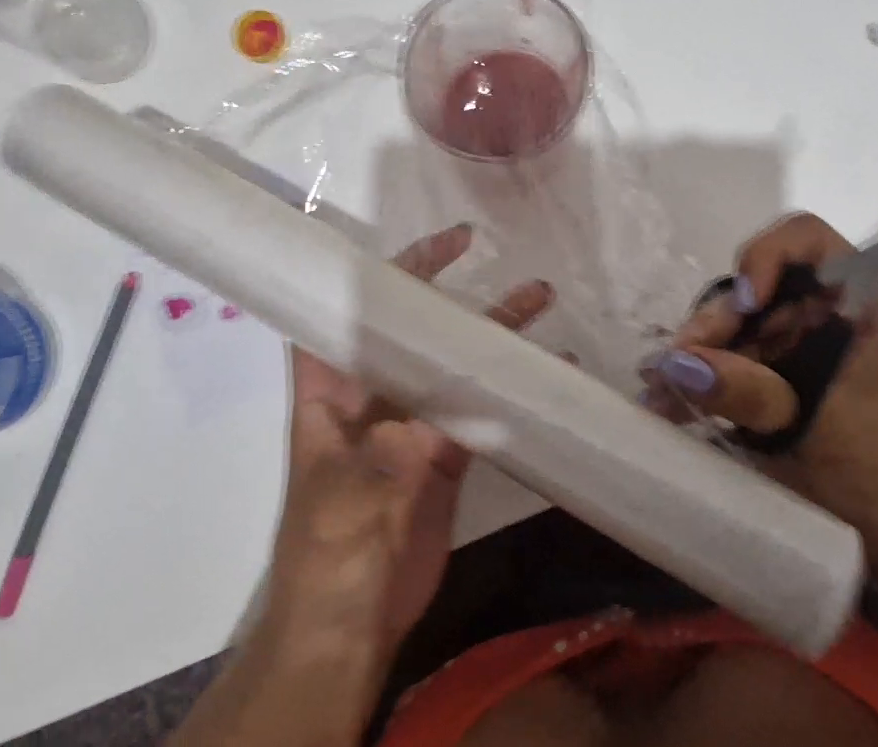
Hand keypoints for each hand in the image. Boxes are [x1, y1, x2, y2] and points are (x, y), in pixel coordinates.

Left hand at [263, 224, 553, 660]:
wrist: (346, 633)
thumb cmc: (326, 560)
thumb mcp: (345, 507)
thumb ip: (383, 459)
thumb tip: (419, 425)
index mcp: (328, 397)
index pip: (341, 319)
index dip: (369, 275)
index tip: (406, 245)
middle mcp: (369, 400)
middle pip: (405, 330)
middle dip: (439, 288)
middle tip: (477, 244)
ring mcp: (410, 429)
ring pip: (451, 366)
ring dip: (489, 334)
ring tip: (540, 296)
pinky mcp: (443, 461)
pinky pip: (480, 416)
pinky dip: (512, 395)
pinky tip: (551, 375)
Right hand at [642, 213, 877, 594]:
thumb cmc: (868, 475)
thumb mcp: (807, 431)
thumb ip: (747, 394)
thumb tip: (678, 364)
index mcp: (858, 310)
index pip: (809, 240)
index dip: (767, 256)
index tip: (741, 305)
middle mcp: (824, 312)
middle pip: (755, 282)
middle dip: (714, 321)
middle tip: (677, 366)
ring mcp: (796, 338)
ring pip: (733, 318)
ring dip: (696, 350)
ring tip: (662, 391)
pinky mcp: (773, 366)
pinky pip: (727, 351)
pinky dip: (699, 372)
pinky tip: (670, 401)